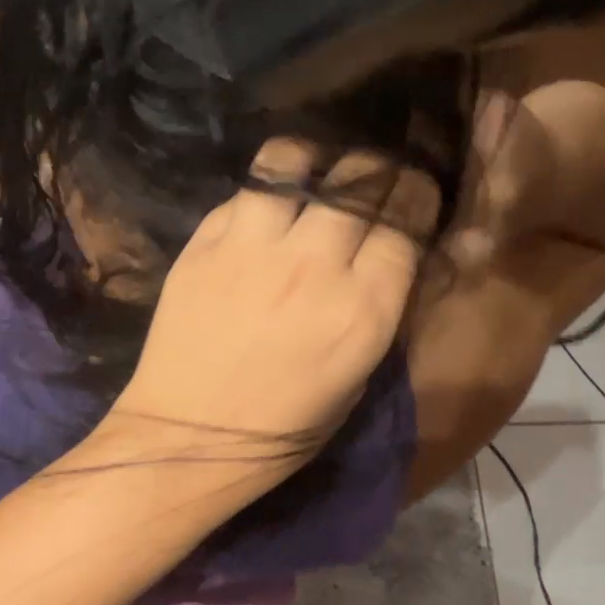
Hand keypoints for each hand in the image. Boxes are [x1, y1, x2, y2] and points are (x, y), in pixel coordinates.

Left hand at [108, 139, 419, 465]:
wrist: (190, 438)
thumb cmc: (282, 428)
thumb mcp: (356, 378)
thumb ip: (375, 309)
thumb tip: (383, 255)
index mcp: (364, 309)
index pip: (406, 220)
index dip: (415, 198)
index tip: (410, 196)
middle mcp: (313, 266)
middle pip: (359, 182)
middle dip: (373, 173)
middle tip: (365, 182)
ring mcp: (253, 251)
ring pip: (291, 166)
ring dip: (307, 166)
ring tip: (307, 177)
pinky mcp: (203, 247)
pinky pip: (241, 195)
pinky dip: (259, 194)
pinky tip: (261, 210)